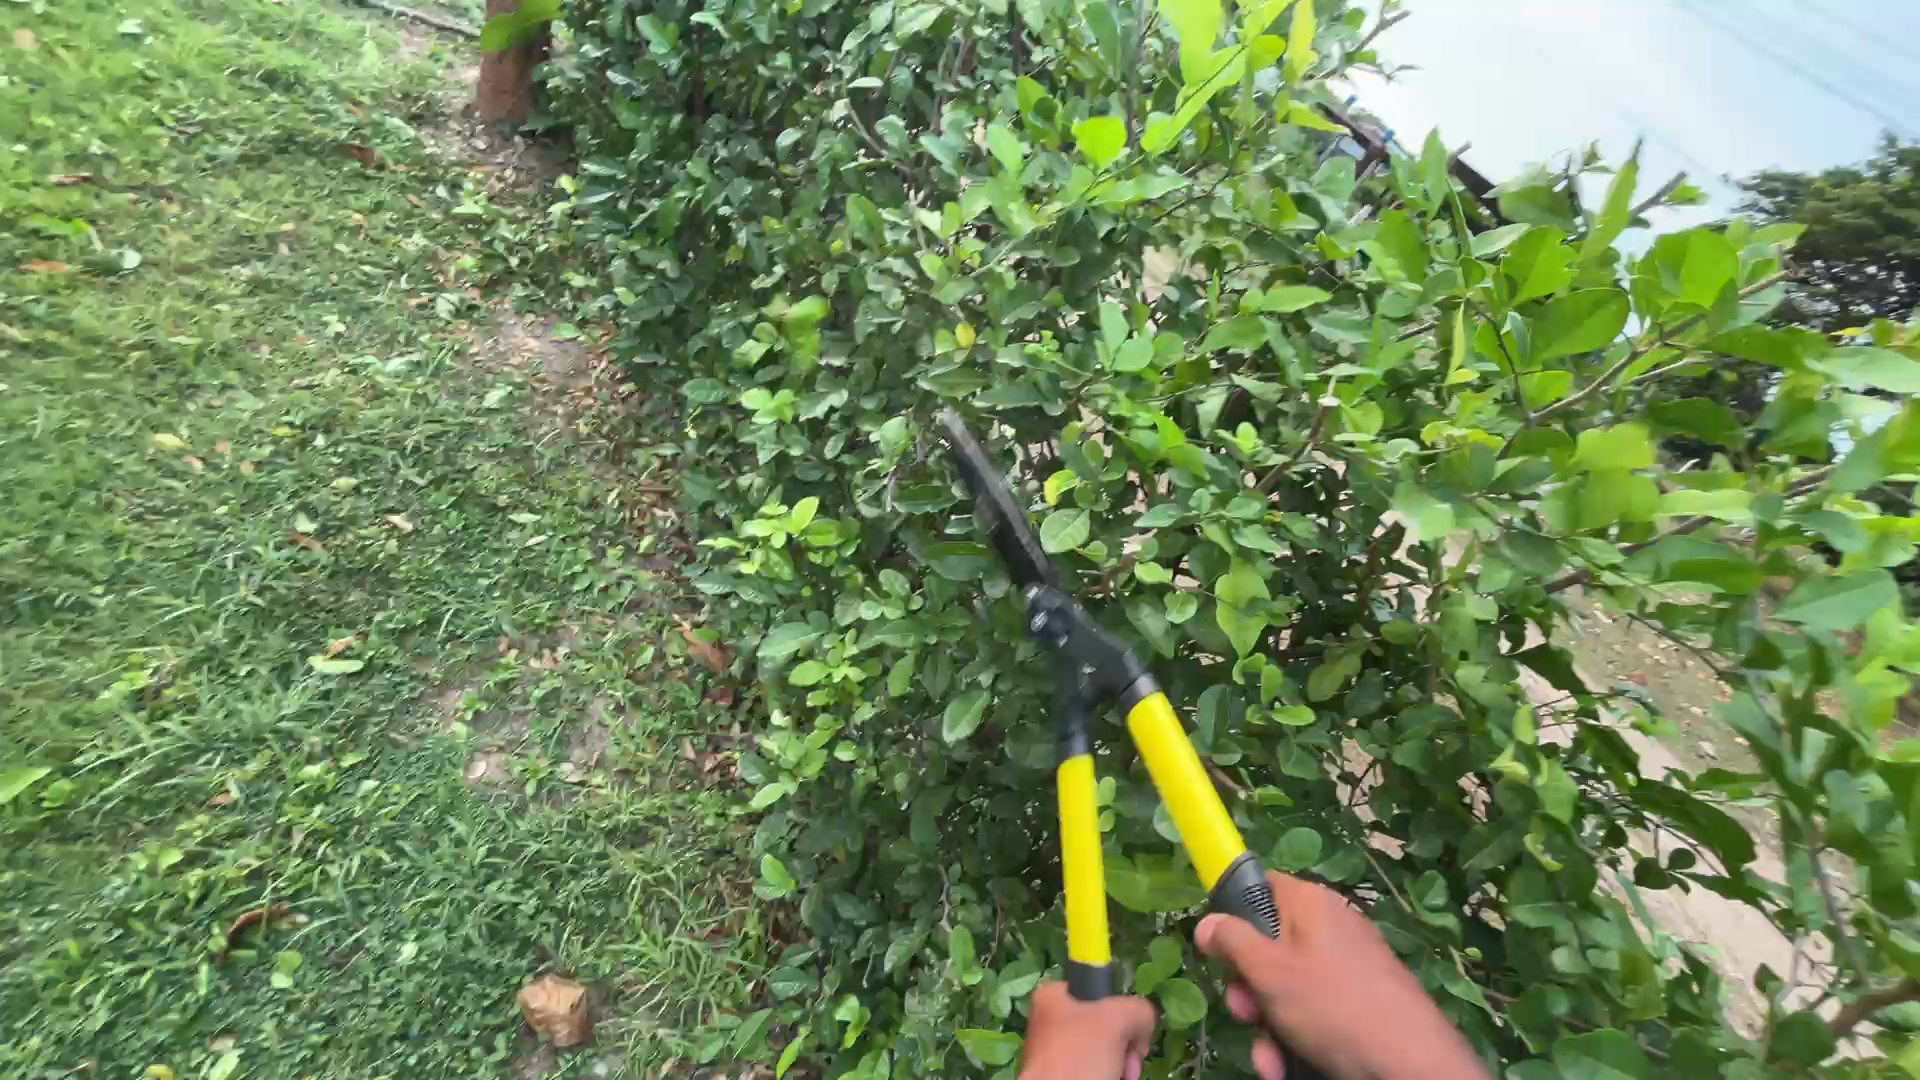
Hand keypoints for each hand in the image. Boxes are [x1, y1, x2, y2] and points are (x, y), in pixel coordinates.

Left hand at [1018, 982, 1156, 1079]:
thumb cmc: (1079, 1055)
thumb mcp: (1117, 1019)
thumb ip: (1138, 1010)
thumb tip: (1142, 1024)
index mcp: (1053, 995)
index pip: (1099, 992)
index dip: (1120, 1012)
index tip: (1129, 1034)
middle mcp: (1051, 1020)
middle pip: (1105, 1026)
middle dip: (1125, 1048)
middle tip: (1127, 1063)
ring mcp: (1055, 1052)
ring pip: (1104, 1053)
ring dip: (1121, 1067)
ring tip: (1121, 1077)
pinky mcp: (1061, 1076)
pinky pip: (1096, 1071)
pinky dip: (1110, 1077)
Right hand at [1194, 872, 1490, 1079]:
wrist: (1419, 1071)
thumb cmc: (1334, 1007)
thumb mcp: (1268, 971)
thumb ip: (1231, 940)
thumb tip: (1206, 923)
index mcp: (1310, 902)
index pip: (1260, 886)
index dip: (1234, 913)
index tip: (1221, 949)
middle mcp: (1331, 926)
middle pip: (1271, 943)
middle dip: (1249, 985)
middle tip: (1243, 1012)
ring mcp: (1352, 966)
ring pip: (1291, 985)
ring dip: (1268, 1022)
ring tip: (1268, 1059)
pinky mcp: (1367, 1003)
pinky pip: (1317, 1009)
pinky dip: (1299, 1035)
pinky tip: (1288, 1067)